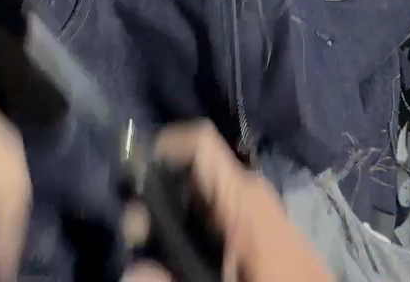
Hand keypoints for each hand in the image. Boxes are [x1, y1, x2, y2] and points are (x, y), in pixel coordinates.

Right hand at [123, 123, 330, 281]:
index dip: (162, 147)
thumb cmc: (280, 281)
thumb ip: (175, 279)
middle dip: (156, 197)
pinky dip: (189, 229)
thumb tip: (129, 270)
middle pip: (189, 173)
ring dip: (170, 219)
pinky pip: (213, 214)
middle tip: (132, 235)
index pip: (199, 141)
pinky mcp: (254, 228)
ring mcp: (252, 208)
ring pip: (198, 196)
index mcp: (241, 192)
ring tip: (147, 251)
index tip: (131, 177)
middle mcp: (245, 189)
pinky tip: (176, 258)